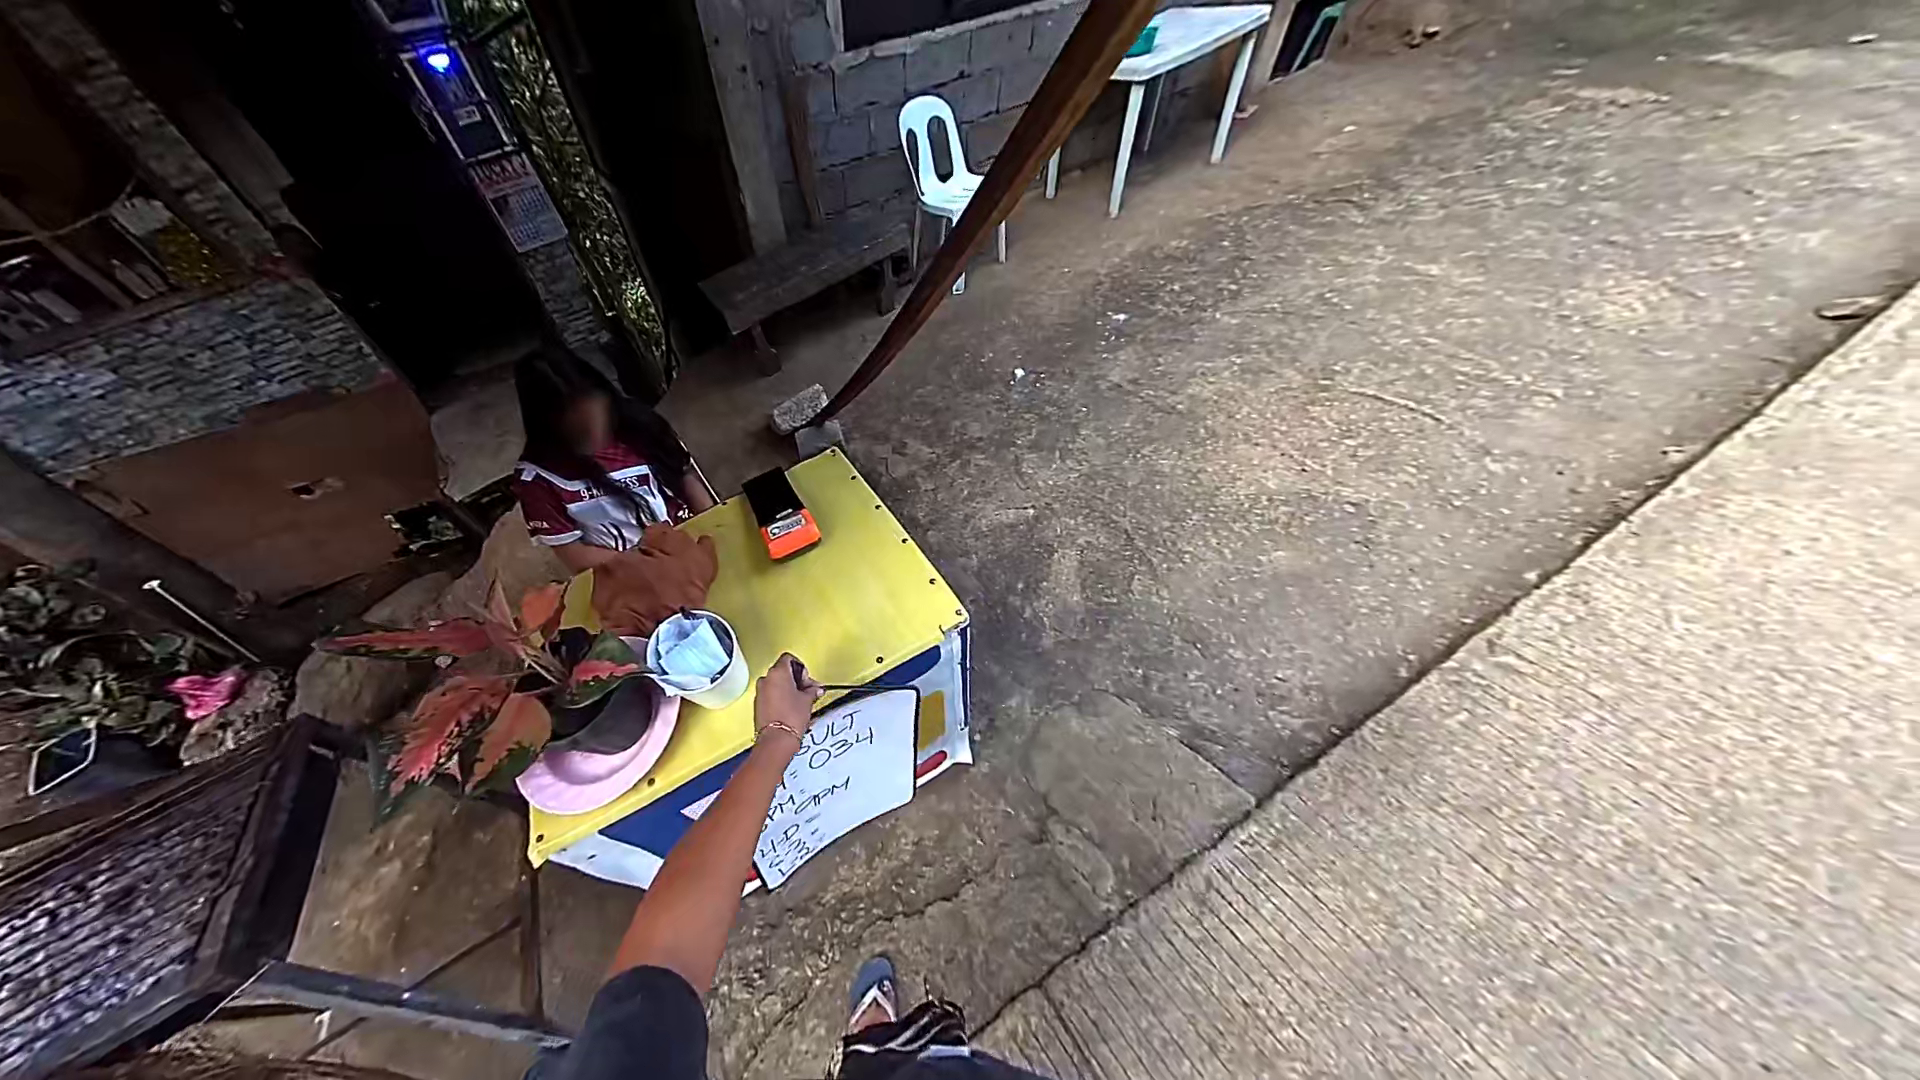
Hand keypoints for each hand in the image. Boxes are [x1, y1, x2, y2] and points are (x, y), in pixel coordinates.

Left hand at [754, 653, 821, 753]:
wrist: (777, 739)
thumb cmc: (790, 717)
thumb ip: (812, 690)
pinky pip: (770, 695)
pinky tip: (790, 708)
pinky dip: (780, 697)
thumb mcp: (808, 699)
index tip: (807, 679)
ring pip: (776, 683)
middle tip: (808, 690)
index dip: (801, 667)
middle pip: (782, 671)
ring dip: (788, 689)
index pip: (788, 658)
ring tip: (800, 701)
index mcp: (778, 672)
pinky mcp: (758, 705)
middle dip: (796, 679)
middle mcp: (766, 679)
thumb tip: (814, 690)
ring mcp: (760, 692)